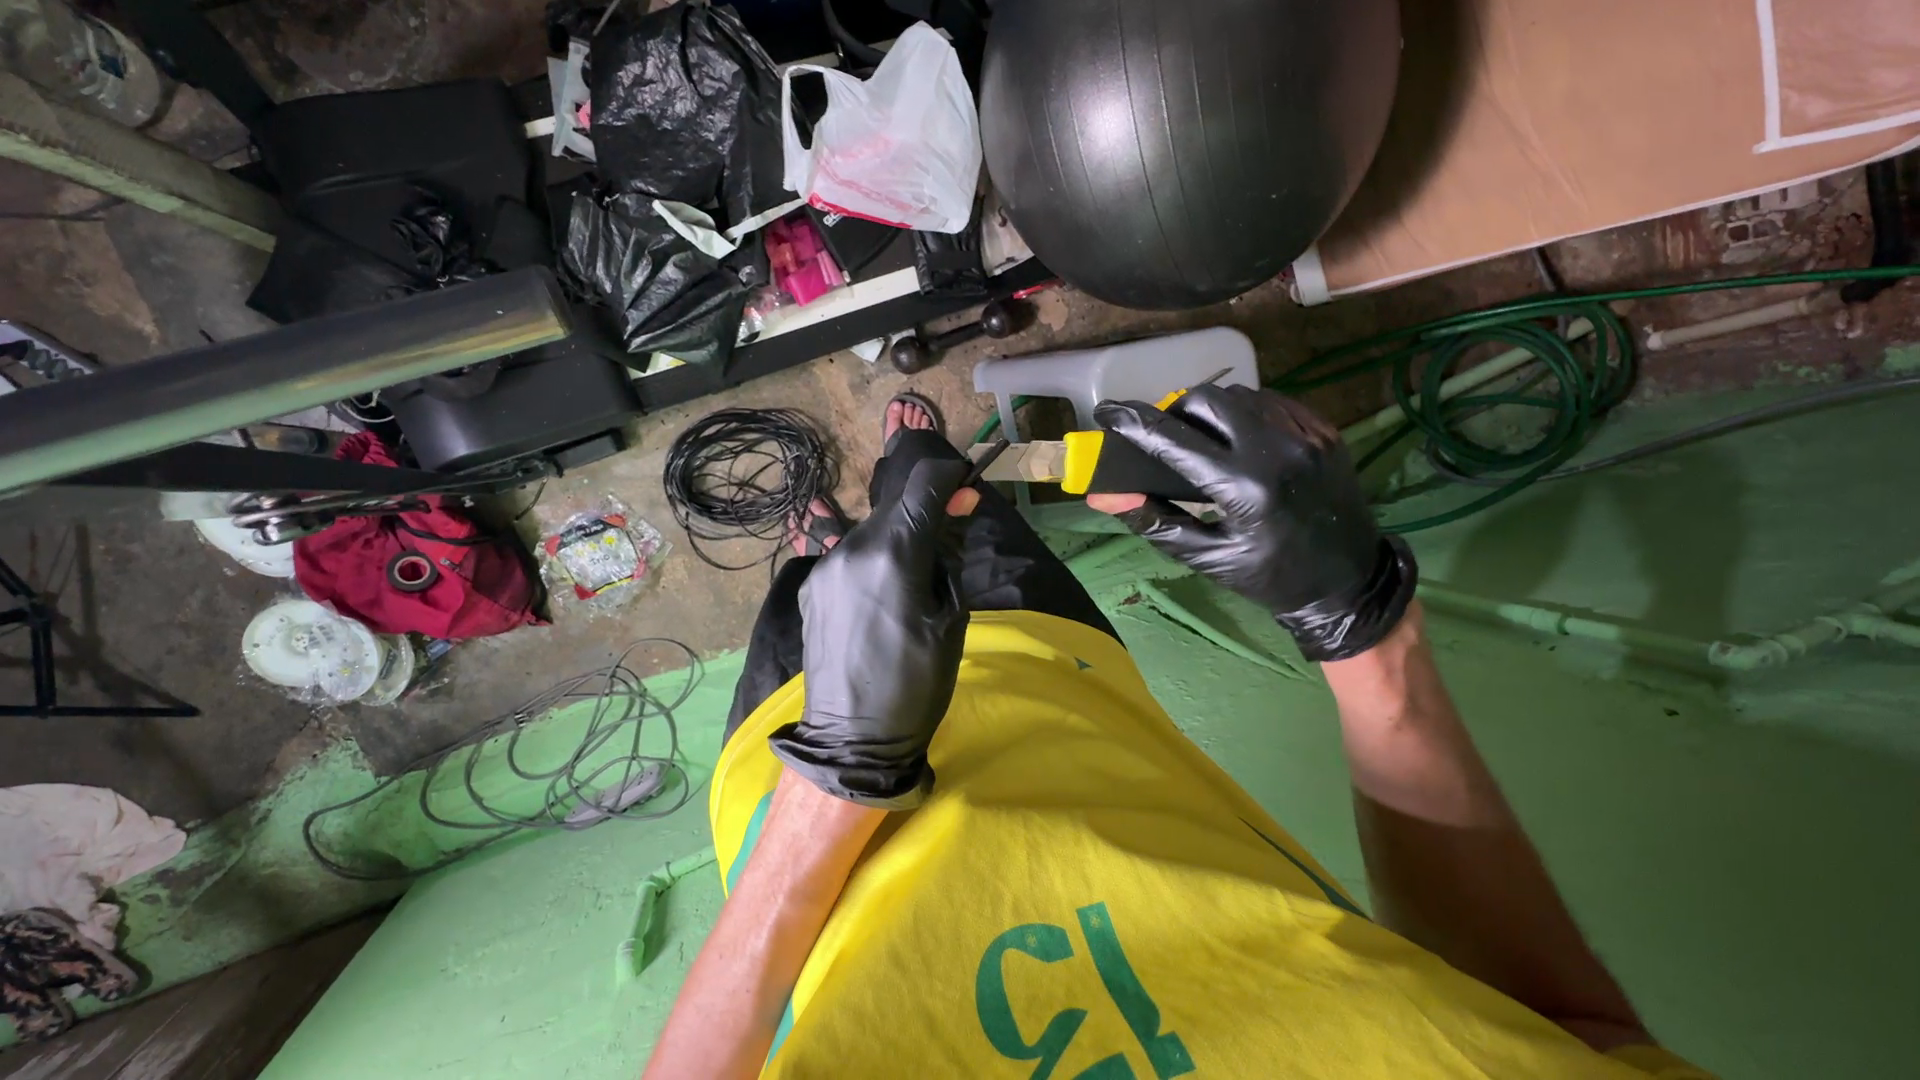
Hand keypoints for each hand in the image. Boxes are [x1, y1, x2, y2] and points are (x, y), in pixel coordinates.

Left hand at [767, 459, 979, 807]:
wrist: (852, 738)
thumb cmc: (916, 683)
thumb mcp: (950, 618)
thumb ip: (947, 554)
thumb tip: (954, 508)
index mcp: (891, 553)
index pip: (923, 482)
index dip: (951, 475)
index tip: (968, 488)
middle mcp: (850, 549)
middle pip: (894, 506)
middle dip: (925, 510)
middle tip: (951, 536)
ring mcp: (823, 568)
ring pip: (870, 531)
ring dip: (897, 538)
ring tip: (912, 582)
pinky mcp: (809, 588)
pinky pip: (848, 557)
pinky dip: (872, 561)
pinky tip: (881, 596)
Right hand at [1090, 385, 1415, 660]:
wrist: (1350, 582)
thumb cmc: (1270, 578)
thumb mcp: (1206, 557)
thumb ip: (1154, 520)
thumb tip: (1103, 495)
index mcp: (1243, 488)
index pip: (1173, 439)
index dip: (1132, 422)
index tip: (1106, 413)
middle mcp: (1275, 450)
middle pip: (1206, 400)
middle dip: (1176, 412)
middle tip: (1166, 437)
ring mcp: (1304, 435)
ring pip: (1239, 395)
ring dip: (1210, 411)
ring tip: (1204, 440)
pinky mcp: (1323, 430)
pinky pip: (1271, 402)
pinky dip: (1245, 414)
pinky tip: (1240, 440)